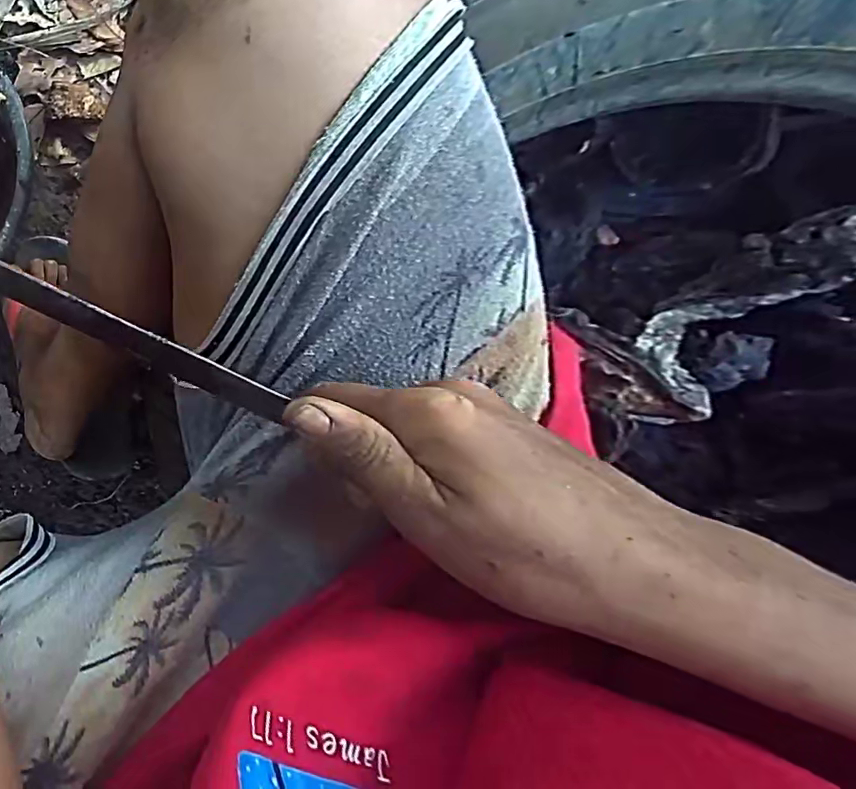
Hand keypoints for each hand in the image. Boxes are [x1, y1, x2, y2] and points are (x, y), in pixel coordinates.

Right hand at [284, 380, 702, 640]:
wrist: (666, 576)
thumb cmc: (527, 554)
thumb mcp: (424, 511)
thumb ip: (360, 452)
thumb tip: (298, 408)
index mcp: (422, 405)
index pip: (331, 398)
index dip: (324, 441)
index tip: (353, 489)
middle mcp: (452, 388)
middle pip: (369, 410)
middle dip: (364, 453)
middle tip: (402, 513)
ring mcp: (489, 403)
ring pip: (406, 421)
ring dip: (400, 459)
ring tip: (440, 512)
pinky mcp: (515, 423)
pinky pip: (443, 427)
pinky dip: (435, 458)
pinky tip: (474, 500)